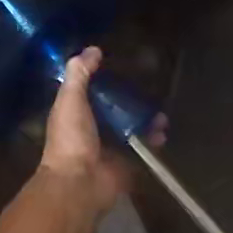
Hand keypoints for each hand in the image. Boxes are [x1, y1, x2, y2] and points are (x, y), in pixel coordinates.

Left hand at [38, 47, 167, 214]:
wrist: (81, 182)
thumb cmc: (71, 137)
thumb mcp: (70, 99)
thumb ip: (79, 73)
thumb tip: (93, 50)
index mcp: (74, 111)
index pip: (88, 89)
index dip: (101, 78)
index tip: (118, 64)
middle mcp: (91, 126)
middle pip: (112, 107)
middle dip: (128, 98)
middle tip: (147, 86)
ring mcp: (110, 145)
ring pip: (130, 125)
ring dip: (144, 117)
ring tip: (159, 109)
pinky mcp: (127, 161)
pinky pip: (142, 145)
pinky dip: (153, 136)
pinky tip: (162, 128)